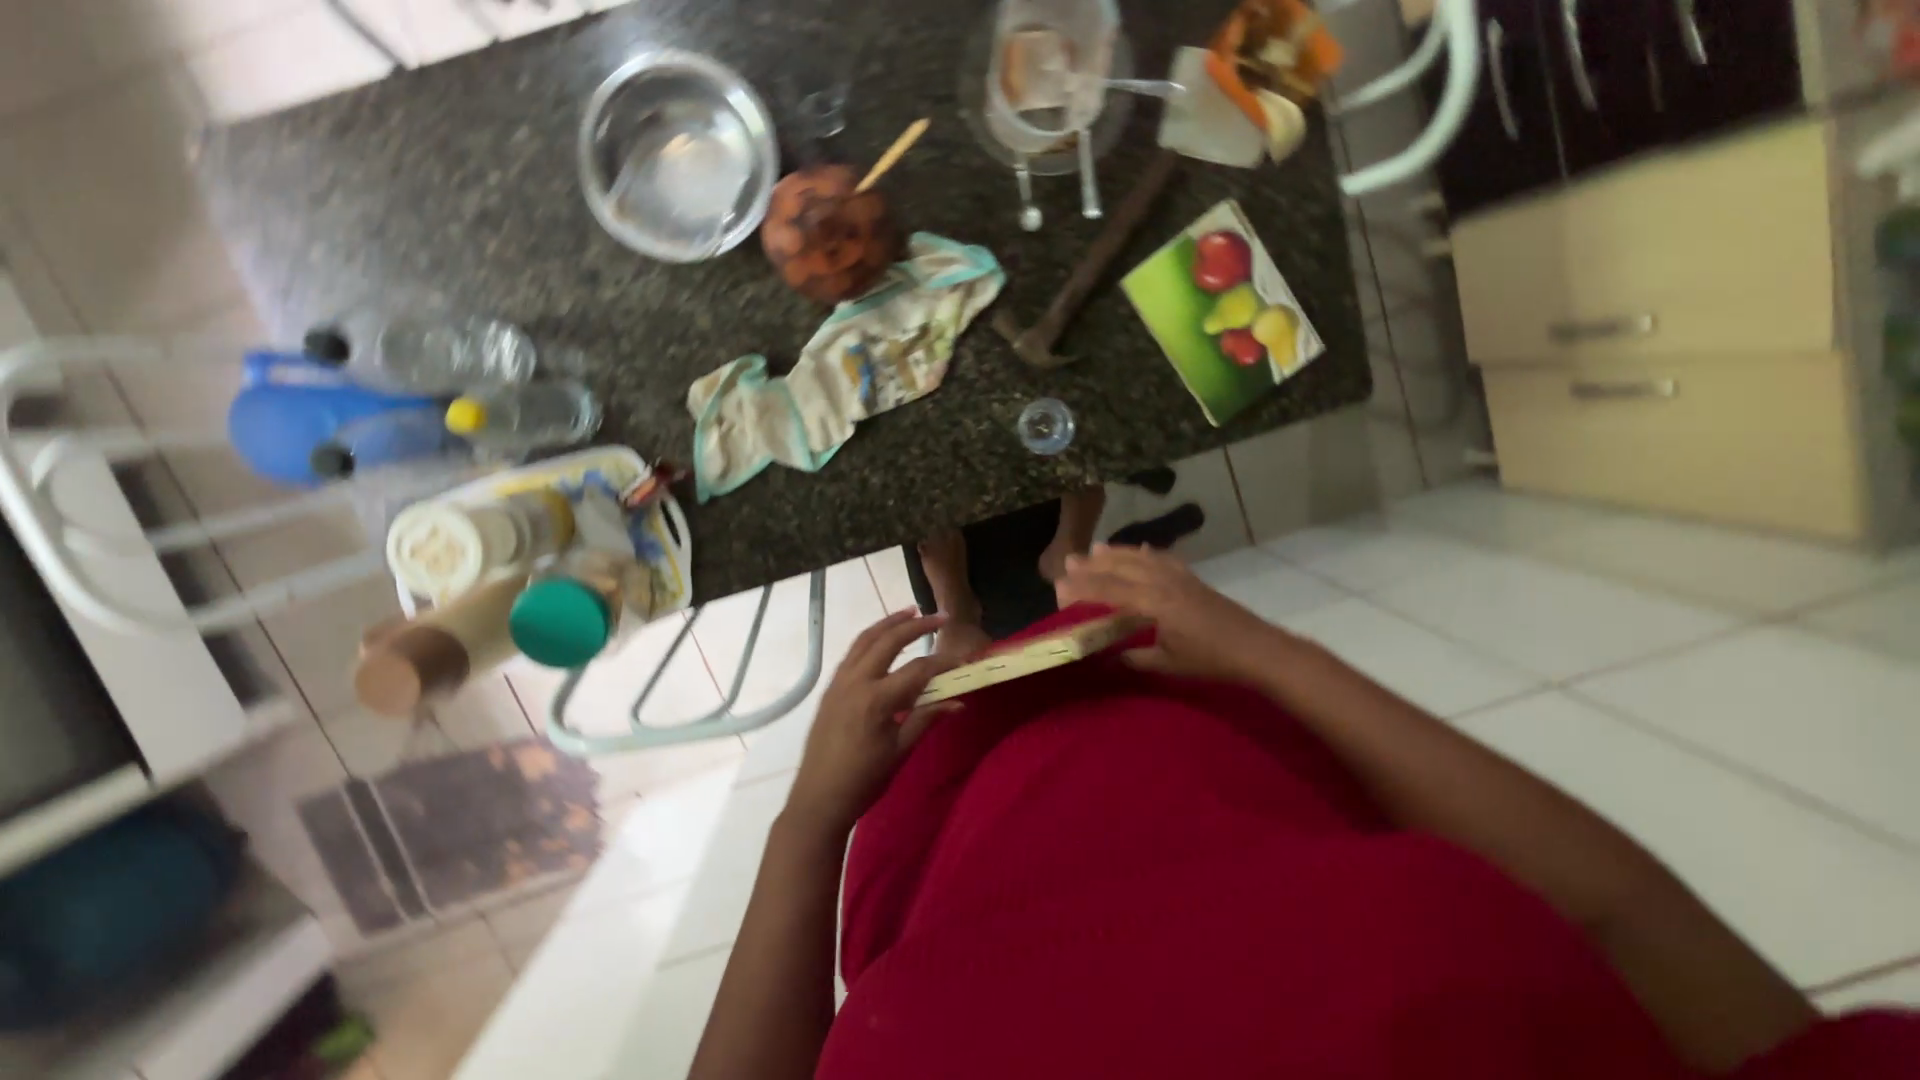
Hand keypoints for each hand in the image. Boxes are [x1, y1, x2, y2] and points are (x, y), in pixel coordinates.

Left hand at [788, 610, 956, 832]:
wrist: (818, 799)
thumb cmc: (864, 780)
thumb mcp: (900, 751)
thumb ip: (927, 719)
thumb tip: (958, 702)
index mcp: (876, 700)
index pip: (918, 670)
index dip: (943, 663)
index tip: (964, 658)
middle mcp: (855, 682)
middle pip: (888, 641)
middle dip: (916, 625)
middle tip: (940, 617)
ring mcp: (839, 682)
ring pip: (865, 640)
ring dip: (889, 623)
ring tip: (911, 611)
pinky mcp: (830, 688)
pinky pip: (852, 653)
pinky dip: (870, 639)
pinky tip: (883, 639)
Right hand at [1055, 543, 1287, 682]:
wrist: (1255, 648)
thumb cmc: (1211, 660)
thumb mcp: (1169, 664)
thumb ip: (1137, 658)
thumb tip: (1112, 656)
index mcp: (1154, 602)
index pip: (1110, 590)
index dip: (1082, 588)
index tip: (1059, 587)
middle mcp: (1163, 582)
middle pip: (1121, 568)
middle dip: (1092, 565)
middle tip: (1068, 561)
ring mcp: (1179, 577)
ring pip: (1141, 558)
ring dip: (1116, 553)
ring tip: (1095, 550)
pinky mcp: (1192, 579)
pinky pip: (1163, 559)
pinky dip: (1147, 553)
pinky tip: (1141, 550)